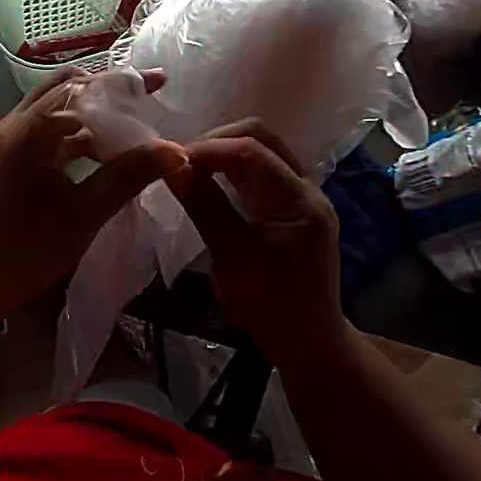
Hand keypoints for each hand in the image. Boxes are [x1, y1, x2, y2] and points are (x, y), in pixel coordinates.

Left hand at [0, 67, 185, 329]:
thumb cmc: (28, 249)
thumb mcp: (86, 213)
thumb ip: (130, 175)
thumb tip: (178, 151)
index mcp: (26, 132)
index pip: (80, 87)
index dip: (122, 83)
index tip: (158, 82)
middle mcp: (13, 125)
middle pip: (66, 88)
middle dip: (108, 90)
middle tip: (147, 96)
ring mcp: (8, 140)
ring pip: (57, 107)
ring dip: (93, 111)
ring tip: (133, 122)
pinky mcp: (10, 157)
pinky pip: (48, 129)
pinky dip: (78, 130)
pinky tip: (106, 148)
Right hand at [168, 121, 347, 361]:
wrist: (308, 342)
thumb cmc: (272, 305)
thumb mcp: (232, 257)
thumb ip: (204, 206)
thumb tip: (172, 168)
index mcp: (300, 199)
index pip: (253, 151)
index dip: (209, 148)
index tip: (173, 158)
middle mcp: (307, 188)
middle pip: (261, 138)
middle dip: (218, 141)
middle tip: (182, 159)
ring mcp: (301, 195)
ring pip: (261, 151)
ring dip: (224, 152)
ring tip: (190, 166)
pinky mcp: (291, 206)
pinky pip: (261, 172)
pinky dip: (232, 169)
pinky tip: (209, 179)